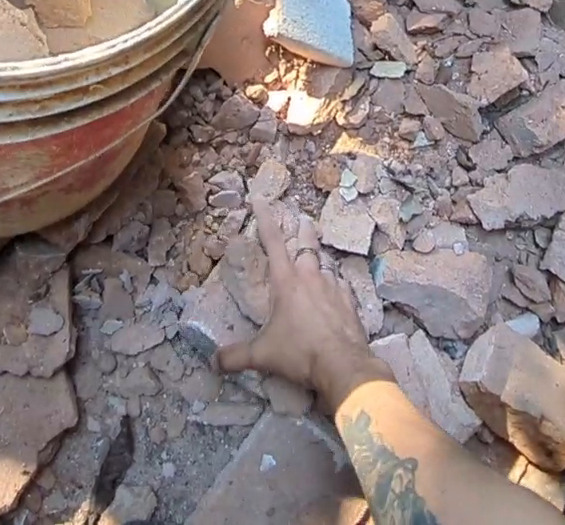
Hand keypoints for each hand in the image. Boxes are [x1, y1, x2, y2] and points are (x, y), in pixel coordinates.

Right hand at [218, 200, 394, 407]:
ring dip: (320, 259)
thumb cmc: (299, 352)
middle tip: (304, 220)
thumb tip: (214, 361)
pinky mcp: (350, 301)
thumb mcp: (262, 355)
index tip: (260, 198)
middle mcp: (311, 277)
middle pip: (307, 244)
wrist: (343, 365)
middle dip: (304, 230)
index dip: (265, 218)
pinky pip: (342, 285)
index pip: (272, 241)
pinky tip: (337, 288)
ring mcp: (333, 287)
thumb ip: (237, 356)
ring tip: (318, 258)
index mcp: (286, 281)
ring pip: (325, 264)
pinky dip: (337, 284)